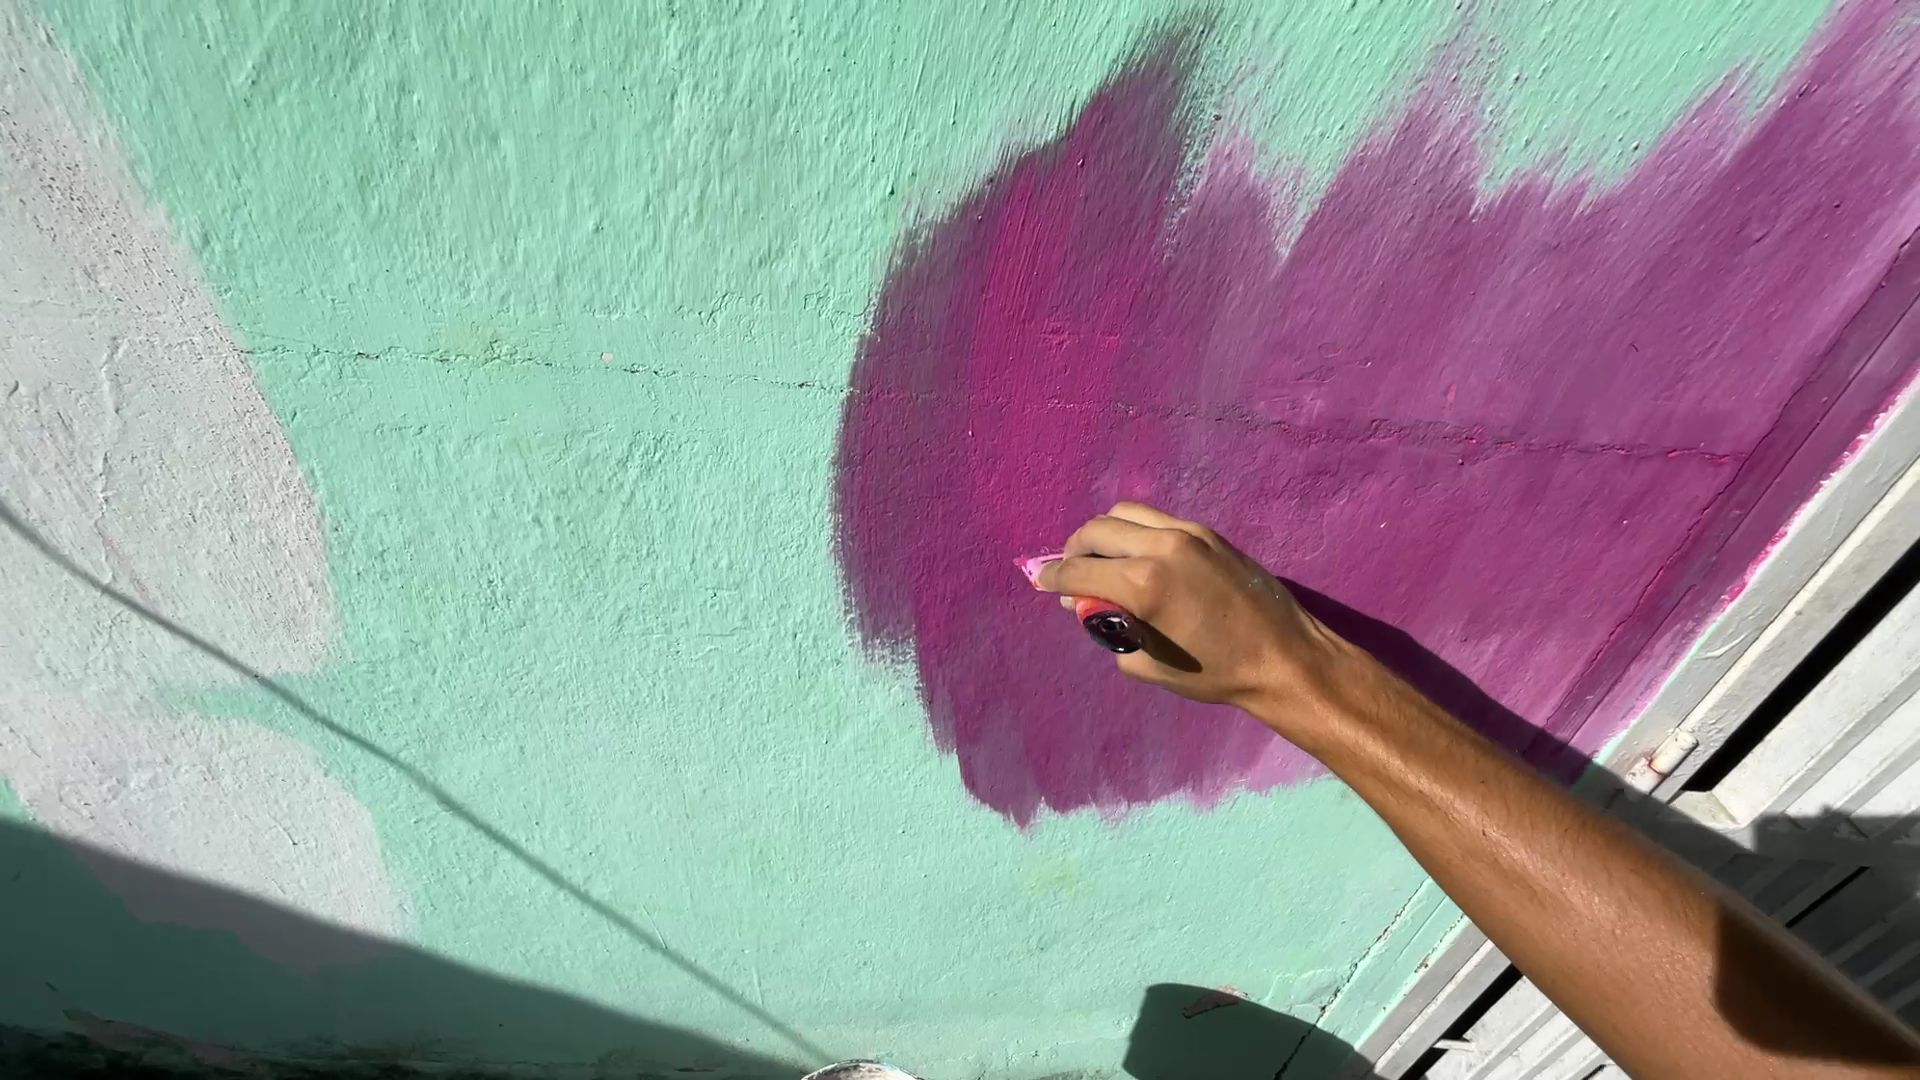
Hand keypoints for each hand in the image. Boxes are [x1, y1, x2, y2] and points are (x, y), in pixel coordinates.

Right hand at [1035, 502, 1374, 727]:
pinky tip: (1138, 555)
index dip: (1052, 577)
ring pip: (1124, 514)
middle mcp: (1161, 547)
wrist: (1287, 658)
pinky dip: (1135, 532)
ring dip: (1103, 534)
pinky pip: (1156, 519)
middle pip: (1095, 531)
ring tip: (1102, 558)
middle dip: (1073, 551)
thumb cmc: (1216, 673)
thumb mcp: (1147, 663)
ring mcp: (1188, 533)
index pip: (1078, 570)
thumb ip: (1108, 629)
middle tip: (1070, 571)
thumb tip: (1085, 605)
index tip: (1040, 581)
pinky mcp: (1208, 532)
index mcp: (1143, 584)